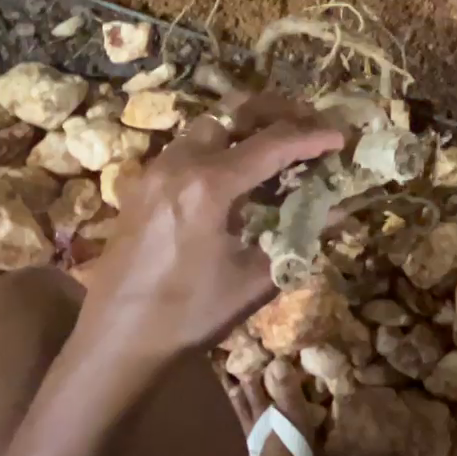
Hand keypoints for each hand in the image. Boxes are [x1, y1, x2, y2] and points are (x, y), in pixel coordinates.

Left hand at [87, 95, 343, 350]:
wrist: (114, 344)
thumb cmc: (188, 316)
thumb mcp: (254, 280)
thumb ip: (301, 237)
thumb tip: (343, 210)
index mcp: (209, 185)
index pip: (273, 143)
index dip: (312, 137)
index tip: (342, 137)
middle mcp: (180, 163)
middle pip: (238, 112)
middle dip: (280, 112)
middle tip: (311, 124)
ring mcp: (156, 170)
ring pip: (212, 124)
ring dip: (249, 126)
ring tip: (280, 146)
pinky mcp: (143, 184)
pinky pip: (190, 146)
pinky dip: (223, 144)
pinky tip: (238, 173)